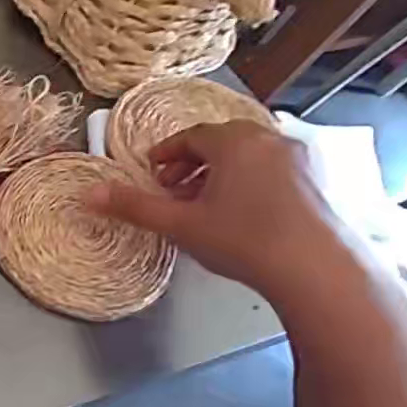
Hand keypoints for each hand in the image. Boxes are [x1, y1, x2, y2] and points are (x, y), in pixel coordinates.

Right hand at [85, 122, 370, 306]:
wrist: (316, 269)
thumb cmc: (242, 240)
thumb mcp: (180, 224)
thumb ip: (133, 206)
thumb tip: (89, 193)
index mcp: (232, 141)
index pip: (189, 137)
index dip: (166, 154)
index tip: (152, 171)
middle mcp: (267, 138)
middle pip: (219, 142)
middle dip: (191, 164)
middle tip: (173, 190)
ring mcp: (298, 156)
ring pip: (247, 154)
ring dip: (220, 172)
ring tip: (204, 204)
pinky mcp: (318, 178)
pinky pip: (272, 167)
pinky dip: (249, 179)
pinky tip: (242, 212)